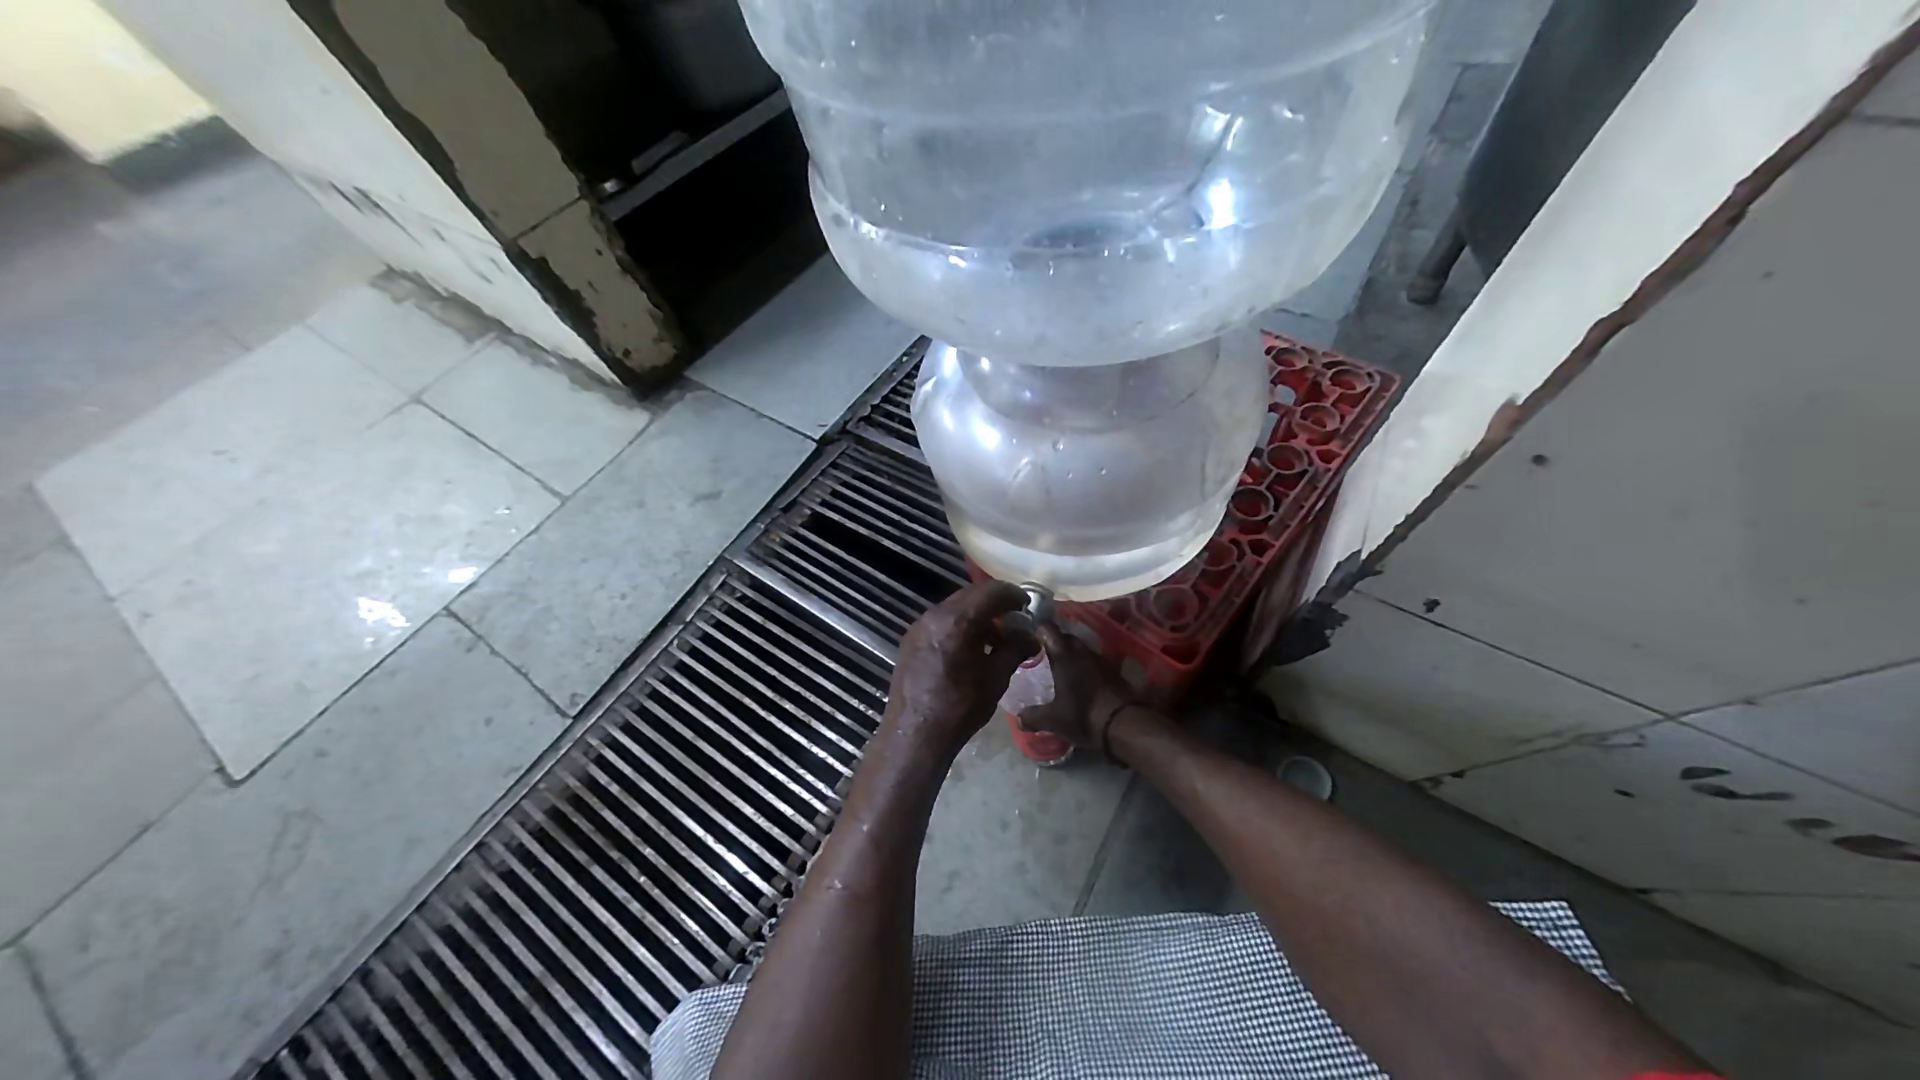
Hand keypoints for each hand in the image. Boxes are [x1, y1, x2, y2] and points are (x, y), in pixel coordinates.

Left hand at [885, 582, 1036, 752]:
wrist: (915, 734)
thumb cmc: (960, 707)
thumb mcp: (996, 678)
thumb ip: (1015, 649)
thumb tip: (1030, 635)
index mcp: (957, 621)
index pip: (991, 591)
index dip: (1013, 594)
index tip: (1028, 605)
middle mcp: (934, 615)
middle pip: (970, 595)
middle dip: (995, 603)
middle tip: (1015, 618)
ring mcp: (919, 627)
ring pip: (954, 608)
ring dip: (977, 615)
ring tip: (995, 639)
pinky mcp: (911, 640)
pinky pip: (941, 622)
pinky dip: (960, 625)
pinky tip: (970, 648)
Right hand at [1017, 625, 1140, 756]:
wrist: (1126, 725)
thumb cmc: (1083, 716)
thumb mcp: (1053, 720)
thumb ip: (1034, 716)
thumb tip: (1019, 718)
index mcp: (1064, 656)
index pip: (1048, 630)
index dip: (1039, 629)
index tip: (1030, 634)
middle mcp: (1082, 652)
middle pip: (1067, 638)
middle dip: (1056, 642)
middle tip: (1044, 652)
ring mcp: (1101, 661)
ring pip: (1082, 650)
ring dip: (1072, 655)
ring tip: (1062, 667)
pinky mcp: (1115, 672)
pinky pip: (1095, 663)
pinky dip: (1086, 667)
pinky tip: (1081, 680)